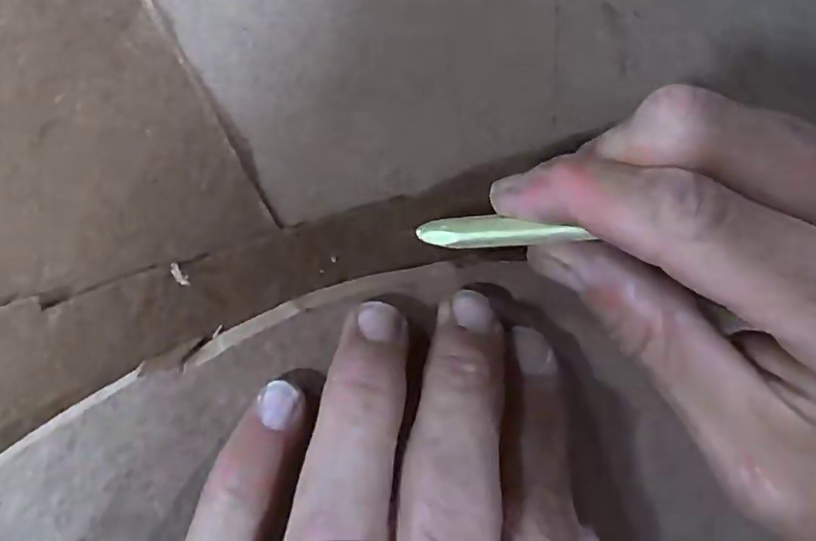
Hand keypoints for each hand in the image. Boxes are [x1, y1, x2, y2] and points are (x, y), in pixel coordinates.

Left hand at [184, 291, 584, 540]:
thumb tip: (568, 508)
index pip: (530, 511)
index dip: (537, 417)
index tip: (534, 345)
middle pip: (446, 480)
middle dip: (462, 379)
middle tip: (466, 303)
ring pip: (340, 493)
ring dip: (364, 394)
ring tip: (377, 317)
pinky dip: (247, 473)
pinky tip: (276, 397)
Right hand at [489, 85, 815, 540]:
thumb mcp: (772, 469)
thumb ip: (660, 340)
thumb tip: (560, 247)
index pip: (701, 220)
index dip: (588, 192)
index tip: (511, 198)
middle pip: (714, 128)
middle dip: (613, 154)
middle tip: (564, 205)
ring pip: (737, 115)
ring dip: (656, 154)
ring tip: (630, 215)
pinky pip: (777, 129)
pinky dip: (713, 158)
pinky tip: (710, 213)